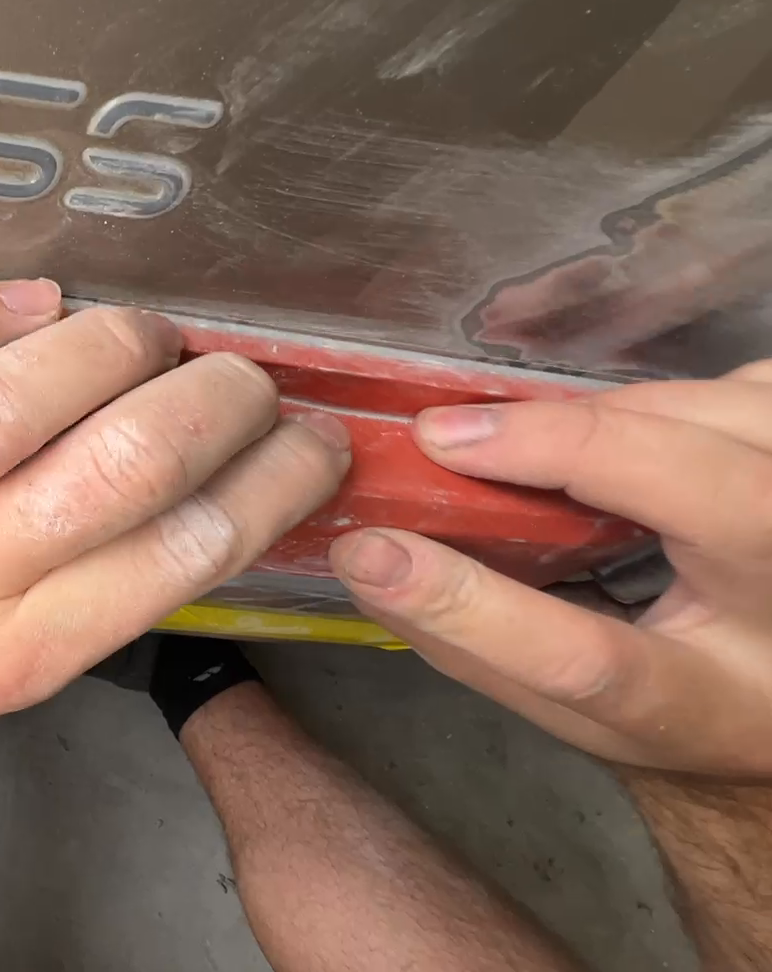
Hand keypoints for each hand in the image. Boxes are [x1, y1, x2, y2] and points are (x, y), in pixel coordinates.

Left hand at [0, 279, 351, 747]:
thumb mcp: (33, 665)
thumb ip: (123, 583)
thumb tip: (233, 476)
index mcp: (31, 646)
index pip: (182, 550)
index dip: (270, 480)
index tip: (307, 437)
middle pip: (112, 467)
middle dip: (209, 404)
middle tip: (238, 379)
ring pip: (7, 405)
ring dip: (104, 350)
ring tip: (147, 337)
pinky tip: (34, 300)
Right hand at [329, 361, 771, 777]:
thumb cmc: (664, 690)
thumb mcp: (558, 697)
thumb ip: (461, 631)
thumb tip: (362, 552)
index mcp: (701, 707)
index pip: (594, 665)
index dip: (476, 607)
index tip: (371, 549)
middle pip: (735, 509)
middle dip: (579, 447)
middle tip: (446, 435)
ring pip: (746, 422)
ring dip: (609, 413)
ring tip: (527, 434)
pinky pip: (759, 387)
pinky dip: (673, 392)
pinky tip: (621, 426)